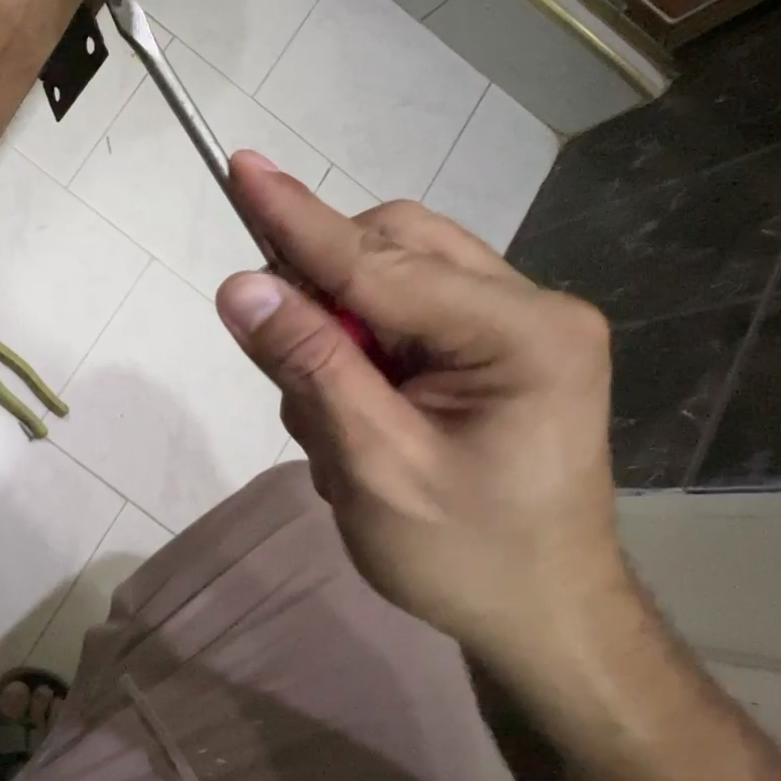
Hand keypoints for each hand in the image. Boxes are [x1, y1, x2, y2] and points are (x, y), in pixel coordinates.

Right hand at [213, 151, 630, 659]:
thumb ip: (308, 367)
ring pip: (388, 279)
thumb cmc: (462, 555)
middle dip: (320, 293)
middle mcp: (527, 309)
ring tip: (336, 426)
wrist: (540, 615)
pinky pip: (398, 317)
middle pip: (391, 248)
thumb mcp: (370, 465)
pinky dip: (355, 356)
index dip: (296, 219)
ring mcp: (513, 328)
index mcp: (518, 333)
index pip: (376, 262)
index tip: (240, 165)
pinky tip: (358, 419)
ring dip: (334, 335)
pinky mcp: (490, 352)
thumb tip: (240, 286)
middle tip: (289, 368)